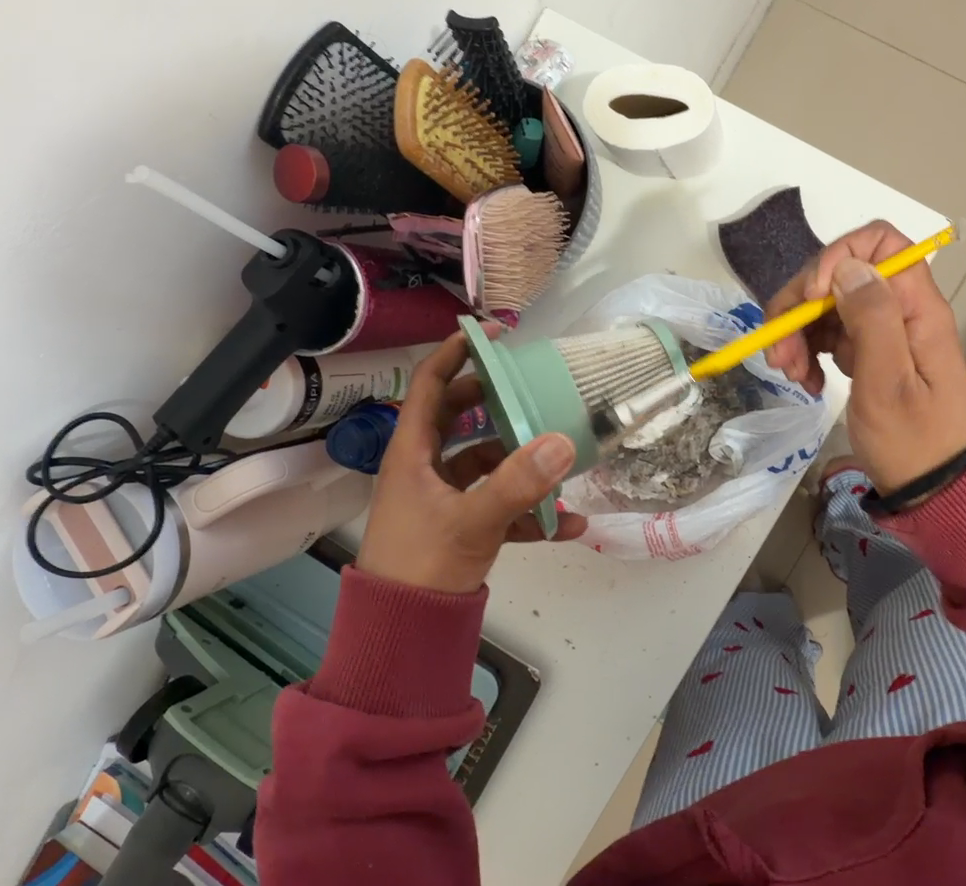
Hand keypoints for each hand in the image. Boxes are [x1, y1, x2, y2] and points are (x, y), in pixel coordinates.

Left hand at [355, 329, 586, 593]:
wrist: (402, 631)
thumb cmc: (422, 566)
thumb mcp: (472, 521)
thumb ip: (517, 484)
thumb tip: (562, 442)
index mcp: (412, 452)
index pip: (430, 384)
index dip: (457, 352)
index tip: (493, 334)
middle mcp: (423, 467)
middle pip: (457, 416)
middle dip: (494, 401)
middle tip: (528, 388)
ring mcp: (440, 497)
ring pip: (481, 461)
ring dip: (517, 458)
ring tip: (555, 455)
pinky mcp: (457, 525)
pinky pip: (495, 504)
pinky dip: (525, 510)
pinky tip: (564, 525)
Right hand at [763, 220, 965, 492]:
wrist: (928, 488)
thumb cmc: (913, 441)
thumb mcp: (889, 383)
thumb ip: (872, 319)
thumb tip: (849, 266)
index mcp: (917, 307)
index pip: (881, 242)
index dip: (839, 256)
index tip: (812, 298)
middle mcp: (899, 308)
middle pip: (841, 273)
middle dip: (801, 304)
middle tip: (779, 351)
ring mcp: (880, 329)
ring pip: (826, 304)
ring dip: (796, 332)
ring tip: (788, 374)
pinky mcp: (865, 350)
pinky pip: (826, 332)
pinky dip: (806, 351)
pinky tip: (803, 380)